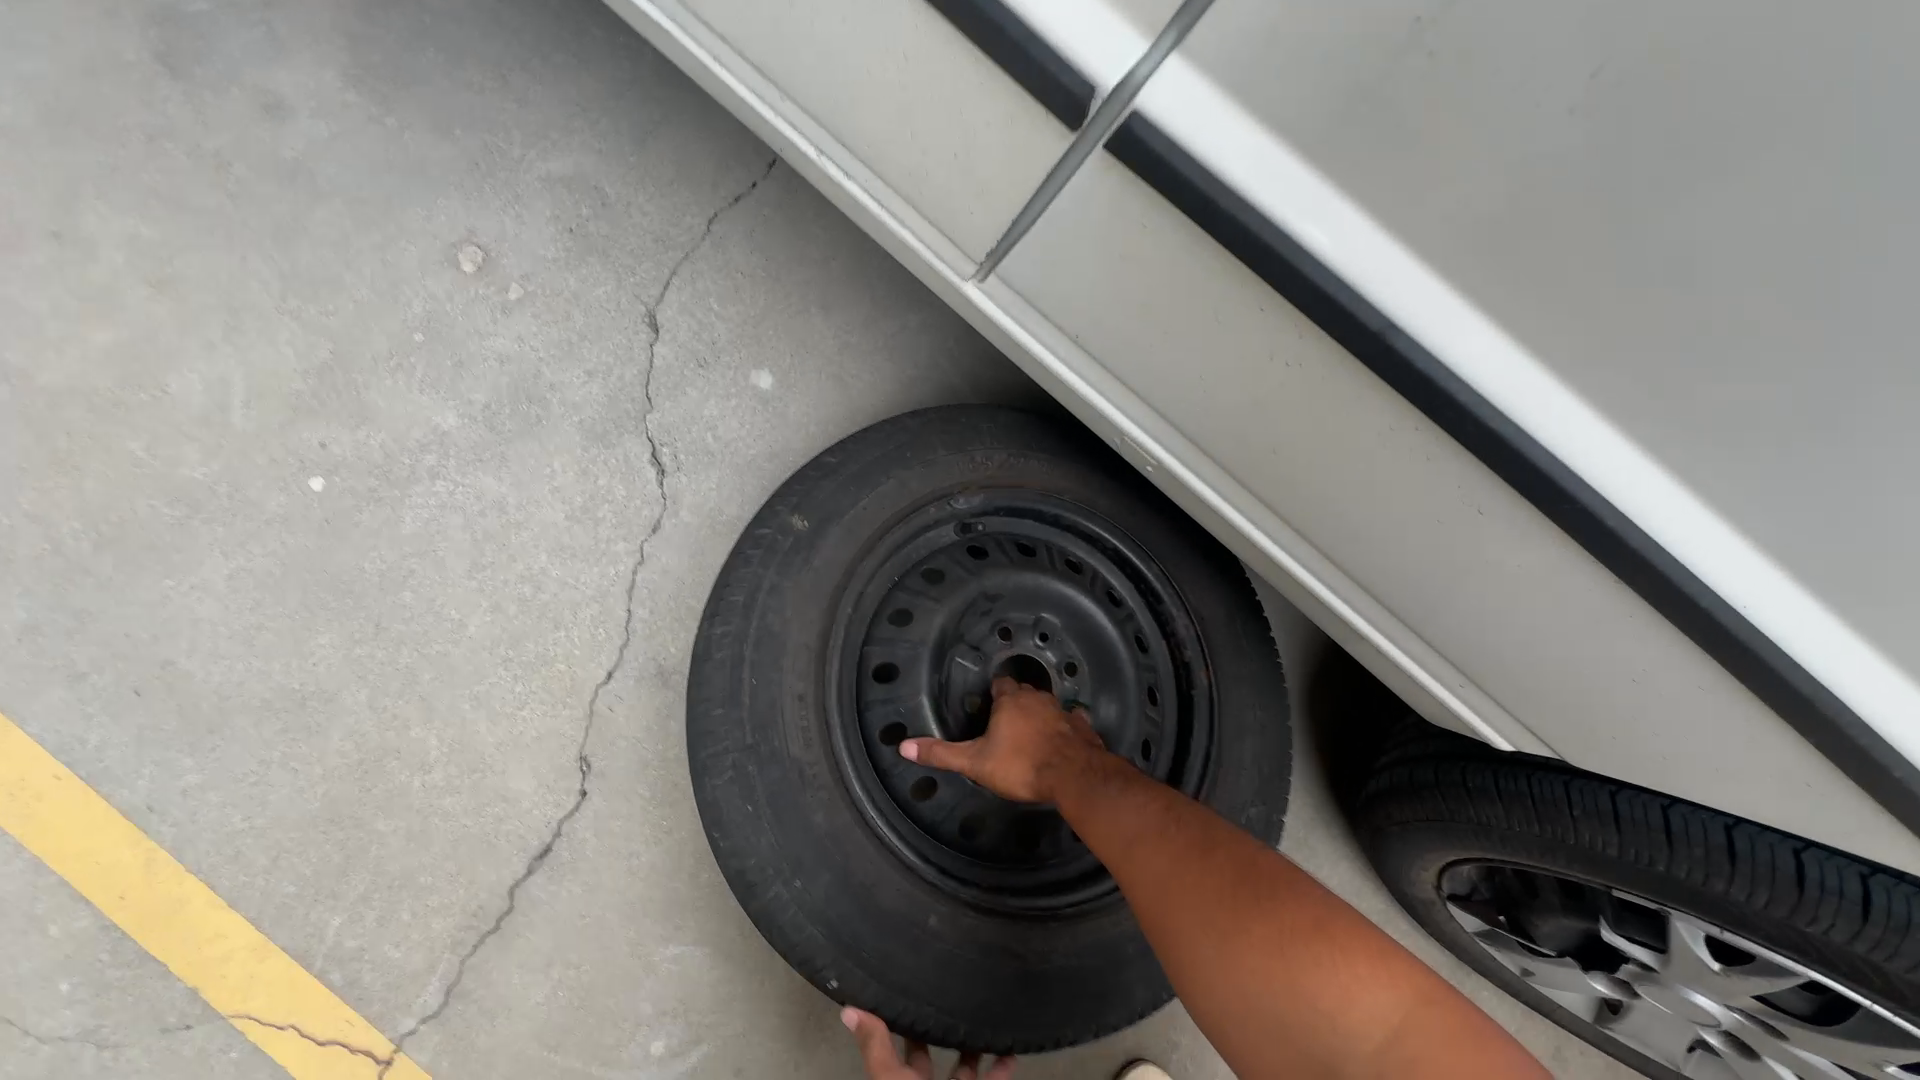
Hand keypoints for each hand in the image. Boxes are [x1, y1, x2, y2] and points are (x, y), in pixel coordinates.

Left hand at [842, 1007, 1013, 1079]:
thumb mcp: (891, 1079)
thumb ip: (876, 1048)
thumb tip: (849, 1010)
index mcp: (900, 1079)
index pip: (899, 1044)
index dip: (903, 1017)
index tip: (912, 984)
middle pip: (931, 1053)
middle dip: (939, 1027)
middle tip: (951, 992)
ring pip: (964, 1066)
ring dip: (974, 1044)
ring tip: (983, 1013)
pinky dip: (1001, 1068)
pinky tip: (1010, 1050)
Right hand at [900, 677, 1106, 802]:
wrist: (1073, 776)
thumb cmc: (1020, 766)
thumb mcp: (975, 762)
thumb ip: (941, 753)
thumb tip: (904, 746)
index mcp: (1011, 701)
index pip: (1000, 684)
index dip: (995, 691)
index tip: (989, 699)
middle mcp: (1038, 699)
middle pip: (1025, 692)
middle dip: (1016, 701)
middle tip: (1006, 718)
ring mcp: (1063, 711)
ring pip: (1049, 704)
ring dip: (1041, 713)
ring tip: (1032, 729)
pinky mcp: (1083, 727)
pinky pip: (1074, 720)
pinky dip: (1068, 726)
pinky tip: (1066, 735)